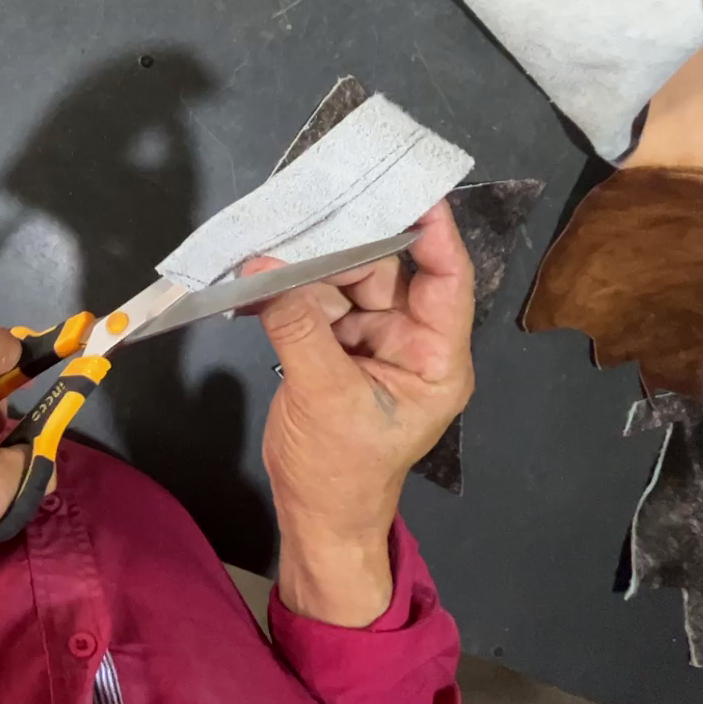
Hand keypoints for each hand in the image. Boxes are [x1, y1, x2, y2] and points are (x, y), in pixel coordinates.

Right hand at [248, 200, 475, 624]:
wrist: (314, 513)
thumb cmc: (342, 468)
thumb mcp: (326, 396)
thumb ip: (297, 327)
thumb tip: (261, 267)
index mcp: (434, 355)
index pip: (446, 280)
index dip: (435, 234)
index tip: (411, 191)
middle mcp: (405, 340)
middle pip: (382, 273)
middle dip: (343, 247)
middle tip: (304, 213)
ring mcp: (365, 343)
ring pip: (339, 285)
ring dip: (304, 269)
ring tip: (266, 249)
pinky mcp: (329, 347)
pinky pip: (310, 306)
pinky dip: (285, 294)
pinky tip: (255, 283)